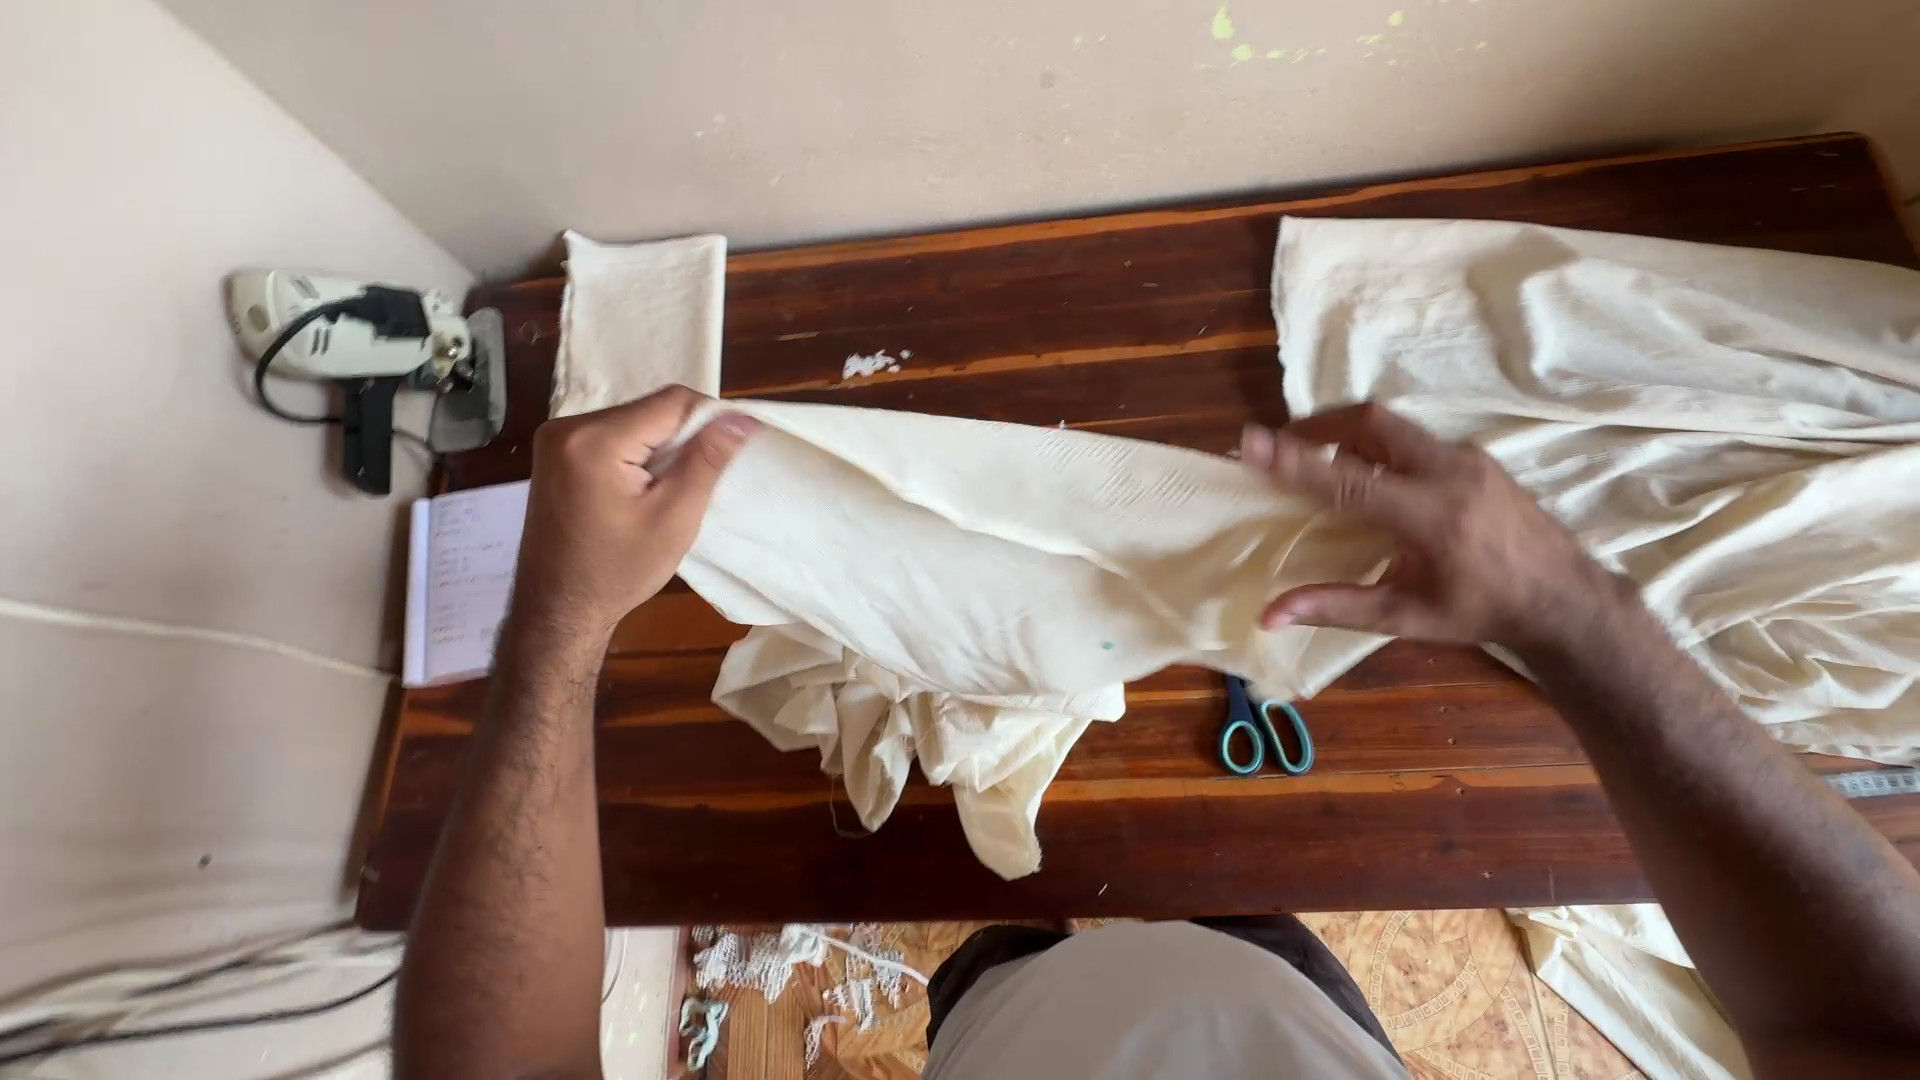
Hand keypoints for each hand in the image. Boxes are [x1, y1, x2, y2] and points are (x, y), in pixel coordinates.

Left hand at [507, 386, 759, 653]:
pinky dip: (638, 454)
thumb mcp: (675, 517)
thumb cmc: (620, 570)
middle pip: (650, 409)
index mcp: (595, 440)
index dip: (711, 418)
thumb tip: (741, 418)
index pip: (672, 402)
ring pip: (634, 421)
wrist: (559, 608)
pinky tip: (644, 489)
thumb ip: (707, 460)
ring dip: (662, 447)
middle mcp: (567, 426)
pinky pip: (612, 435)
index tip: (731, 451)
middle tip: (701, 480)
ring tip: (672, 489)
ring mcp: (555, 438)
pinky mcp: (555, 453)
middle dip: (684, 437)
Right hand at [1241, 403, 1627, 651]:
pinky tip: (1360, 468)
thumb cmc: (1481, 612)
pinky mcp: (1475, 456)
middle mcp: (1450, 473)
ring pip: (1391, 423)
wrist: (1568, 598)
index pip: (1347, 478)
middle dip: (1317, 424)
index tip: (1251, 441)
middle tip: (1280, 441)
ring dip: (1343, 429)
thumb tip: (1268, 614)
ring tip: (1311, 451)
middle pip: (1370, 422)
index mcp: (1431, 516)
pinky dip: (1372, 441)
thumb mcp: (1404, 617)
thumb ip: (1334, 607)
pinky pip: (1411, 436)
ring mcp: (1468, 458)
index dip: (1294, 460)